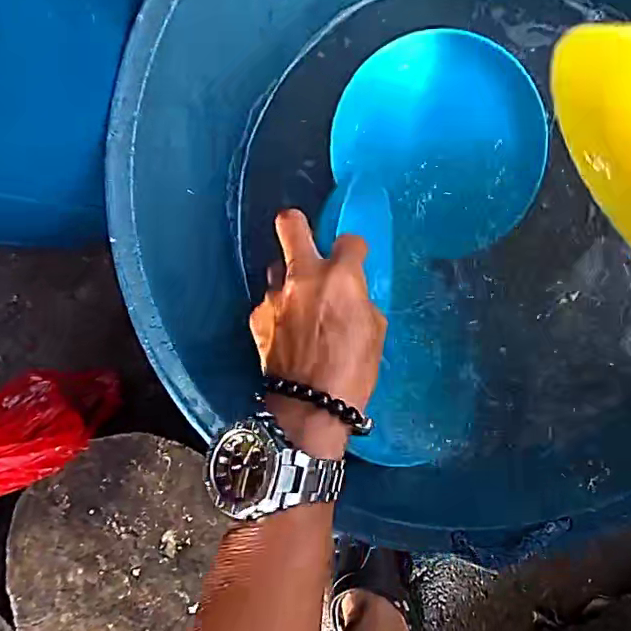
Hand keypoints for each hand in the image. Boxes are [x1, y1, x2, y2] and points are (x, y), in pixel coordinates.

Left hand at [249, 209, 385, 457]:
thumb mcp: (374, 329)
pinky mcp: (256, 317)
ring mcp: (273, 296)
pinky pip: (267, 302)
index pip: (348, 240)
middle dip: (296, 224)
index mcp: (339, 277)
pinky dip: (277, 311)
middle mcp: (302, 276)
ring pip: (275, 268)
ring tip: (297, 302)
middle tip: (304, 239)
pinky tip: (285, 332)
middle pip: (290, 225)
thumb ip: (359, 299)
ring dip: (288, 278)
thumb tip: (349, 293)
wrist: (310, 405)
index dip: (353, 250)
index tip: (354, 260)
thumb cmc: (353, 369)